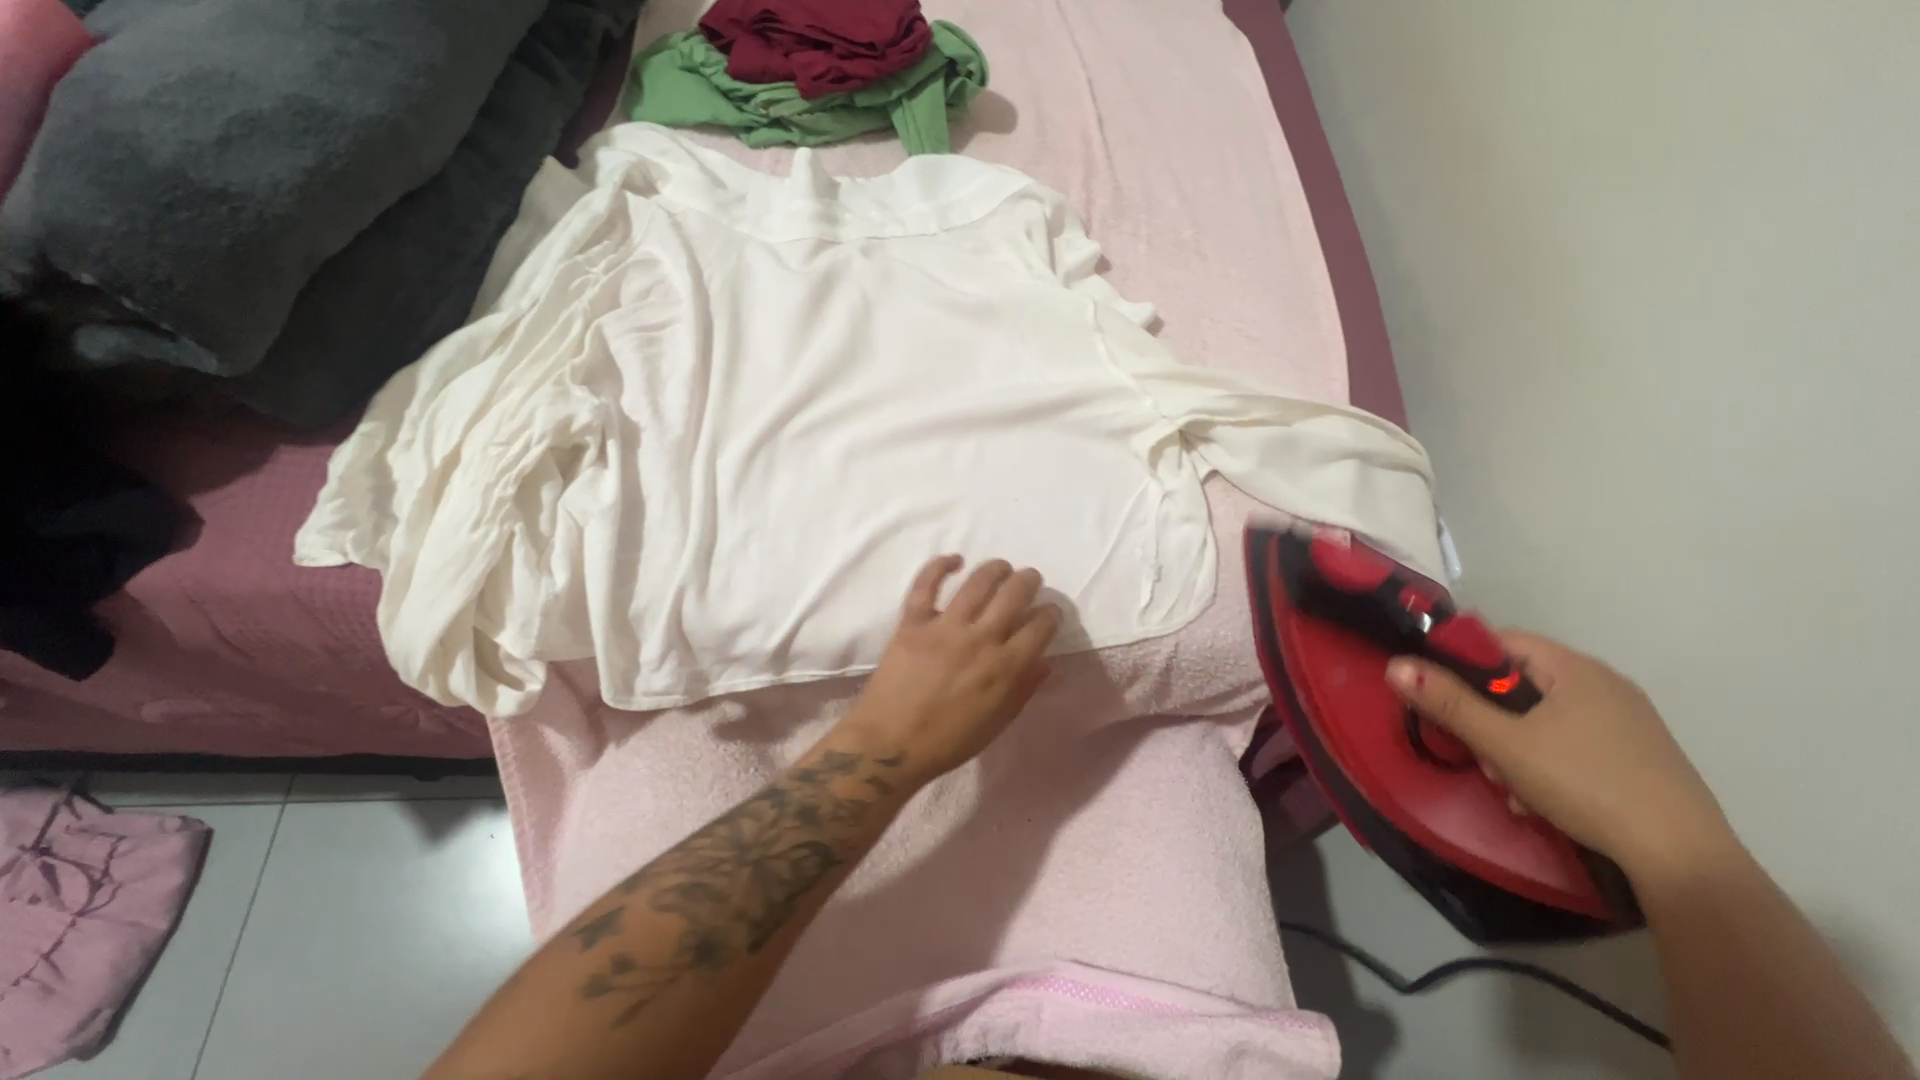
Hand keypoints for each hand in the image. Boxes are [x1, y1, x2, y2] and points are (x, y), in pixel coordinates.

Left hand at [841, 556, 1060, 785]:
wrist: (889, 746)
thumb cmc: (947, 742)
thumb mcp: (996, 724)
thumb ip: (1023, 690)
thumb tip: (1046, 662)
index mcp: (1005, 668)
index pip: (1041, 625)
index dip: (1051, 614)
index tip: (1048, 613)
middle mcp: (980, 639)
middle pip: (1014, 593)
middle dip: (1029, 581)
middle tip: (1030, 581)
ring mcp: (944, 627)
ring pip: (978, 581)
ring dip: (997, 568)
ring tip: (1002, 568)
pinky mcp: (912, 622)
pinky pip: (926, 584)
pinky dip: (940, 565)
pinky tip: (954, 560)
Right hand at [1387, 630, 1736, 880]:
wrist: (1681, 857)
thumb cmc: (1586, 784)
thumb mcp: (1504, 745)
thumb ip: (1449, 704)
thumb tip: (1395, 665)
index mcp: (1574, 668)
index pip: (1500, 641)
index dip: (1460, 662)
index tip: (1438, 697)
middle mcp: (1604, 683)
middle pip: (1520, 683)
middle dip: (1488, 719)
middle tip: (1478, 756)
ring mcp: (1626, 720)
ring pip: (1544, 719)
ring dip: (1514, 748)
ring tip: (1512, 790)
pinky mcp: (1637, 755)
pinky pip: (1572, 743)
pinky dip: (1547, 764)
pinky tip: (1542, 802)